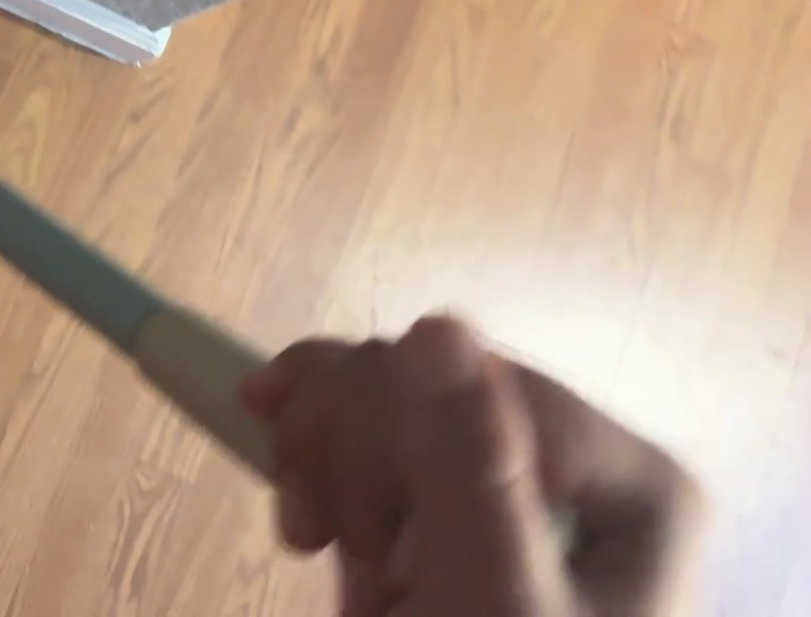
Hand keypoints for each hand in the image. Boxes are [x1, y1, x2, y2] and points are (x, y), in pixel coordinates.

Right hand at [239, 316, 704, 616]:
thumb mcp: (483, 592)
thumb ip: (471, 465)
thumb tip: (440, 325)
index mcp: (622, 476)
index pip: (480, 380)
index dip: (410, 449)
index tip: (383, 543)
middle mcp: (554, 443)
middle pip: (409, 373)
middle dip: (353, 466)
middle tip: (341, 555)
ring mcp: (479, 444)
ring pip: (355, 376)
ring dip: (313, 461)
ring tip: (315, 542)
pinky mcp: (414, 452)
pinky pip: (329, 392)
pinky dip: (294, 444)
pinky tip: (297, 507)